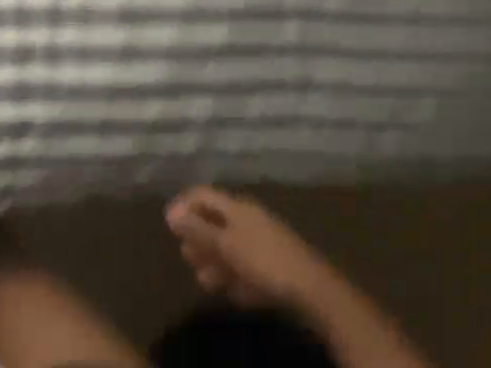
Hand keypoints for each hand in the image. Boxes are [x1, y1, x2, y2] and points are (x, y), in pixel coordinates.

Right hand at [165, 185, 343, 311]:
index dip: (182, 206)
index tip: (170, 227)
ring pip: (231, 249)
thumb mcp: (224, 244)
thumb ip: (196, 229)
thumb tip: (171, 214)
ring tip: (209, 283)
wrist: (319, 295)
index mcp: (237, 208)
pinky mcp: (279, 267)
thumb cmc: (264, 261)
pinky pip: (250, 268)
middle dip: (198, 241)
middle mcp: (250, 220)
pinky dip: (239, 278)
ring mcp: (266, 244)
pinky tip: (236, 294)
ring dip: (216, 264)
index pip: (200, 194)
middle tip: (190, 259)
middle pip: (214, 223)